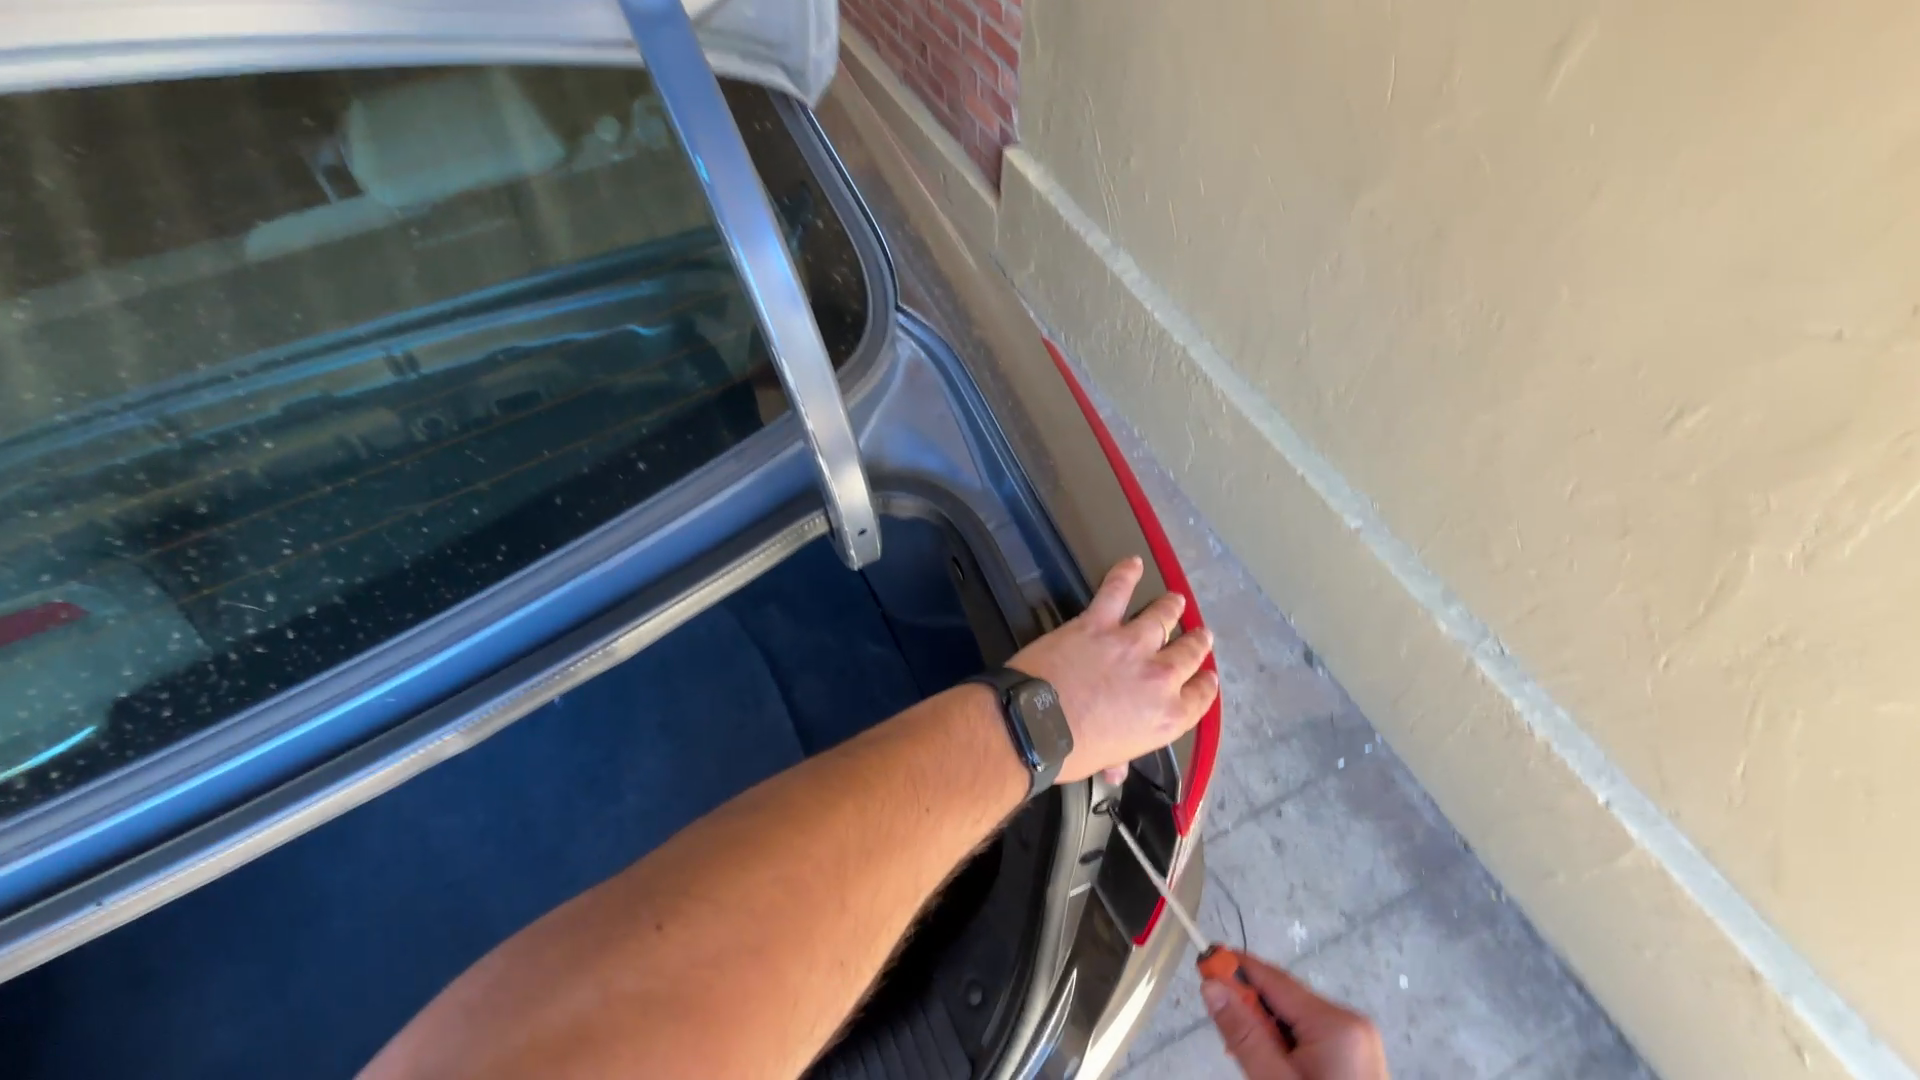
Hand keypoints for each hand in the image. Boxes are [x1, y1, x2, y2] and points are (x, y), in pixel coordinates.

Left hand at [1005, 556, 1216, 784]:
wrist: (1035, 725)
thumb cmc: (1070, 753)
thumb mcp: (1106, 761)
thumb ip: (1119, 758)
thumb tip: (1116, 771)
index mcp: (1167, 717)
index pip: (1200, 697)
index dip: (1205, 683)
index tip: (1206, 675)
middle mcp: (1160, 677)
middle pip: (1189, 653)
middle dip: (1197, 642)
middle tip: (1200, 634)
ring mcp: (1131, 645)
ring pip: (1161, 617)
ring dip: (1171, 607)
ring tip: (1176, 601)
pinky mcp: (1099, 623)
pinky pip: (1117, 591)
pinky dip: (1126, 574)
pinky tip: (1132, 562)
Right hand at [1203, 953, 1386, 1079]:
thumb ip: (1243, 1033)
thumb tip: (1211, 986)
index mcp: (1335, 1023)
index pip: (1273, 979)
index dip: (1235, 968)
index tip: (1202, 962)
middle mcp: (1350, 1022)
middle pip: (1284, 999)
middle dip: (1252, 1012)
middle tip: (1230, 1043)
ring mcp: (1357, 1042)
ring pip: (1295, 1020)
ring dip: (1267, 1033)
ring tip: (1257, 1068)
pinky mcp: (1356, 1059)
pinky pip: (1310, 1038)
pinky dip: (1287, 1048)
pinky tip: (1277, 1072)